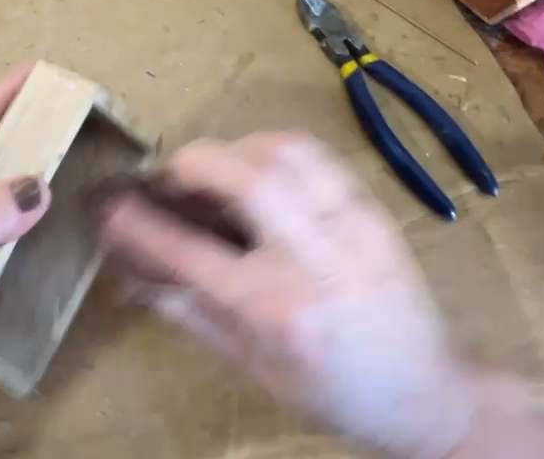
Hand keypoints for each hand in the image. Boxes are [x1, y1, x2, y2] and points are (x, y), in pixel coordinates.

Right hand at [98, 133, 522, 458]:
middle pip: (247, 179)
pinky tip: (258, 167)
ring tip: (216, 172)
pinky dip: (272, 147)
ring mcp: (351, 228)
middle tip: (171, 177)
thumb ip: (188, 313)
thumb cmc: (334, 390)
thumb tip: (131, 273)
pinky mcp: (372, 208)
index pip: (192, 254)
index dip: (141, 225)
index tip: (111, 207)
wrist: (433, 395)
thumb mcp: (253, 368)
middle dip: (193, 164)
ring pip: (283, 152)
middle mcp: (316, 262)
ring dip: (233, 149)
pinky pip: (314, 153)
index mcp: (279, 312)